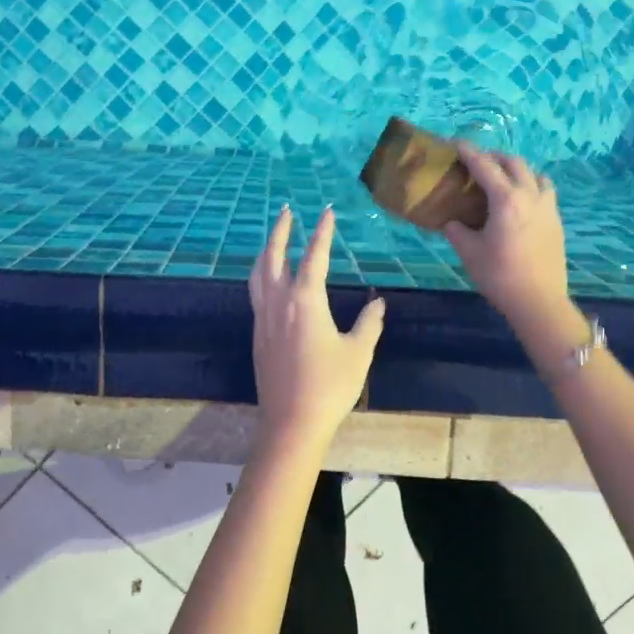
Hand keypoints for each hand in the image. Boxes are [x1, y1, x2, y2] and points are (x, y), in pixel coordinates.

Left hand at [249, 205, 385, 449]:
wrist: (291, 422)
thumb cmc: (329, 386)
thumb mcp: (358, 353)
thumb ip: (369, 323)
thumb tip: (378, 302)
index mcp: (305, 301)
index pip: (313, 257)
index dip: (321, 233)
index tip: (325, 211)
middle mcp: (279, 302)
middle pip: (274, 256)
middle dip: (281, 231)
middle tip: (286, 212)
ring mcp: (263, 318)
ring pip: (259, 273)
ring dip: (266, 251)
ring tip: (273, 238)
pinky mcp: (257, 334)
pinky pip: (255, 292)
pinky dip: (261, 274)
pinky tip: (268, 279)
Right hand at [443, 143, 581, 347]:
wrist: (539, 301)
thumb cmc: (499, 276)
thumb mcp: (469, 252)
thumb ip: (457, 230)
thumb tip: (451, 221)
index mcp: (506, 200)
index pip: (485, 165)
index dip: (468, 151)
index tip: (455, 142)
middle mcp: (530, 195)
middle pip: (513, 162)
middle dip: (493, 156)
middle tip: (476, 161)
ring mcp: (547, 206)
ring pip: (534, 173)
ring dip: (515, 168)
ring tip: (501, 177)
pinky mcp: (556, 220)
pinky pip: (545, 189)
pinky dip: (531, 183)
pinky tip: (521, 198)